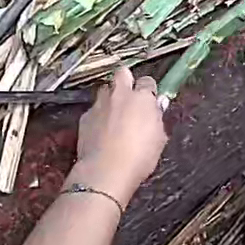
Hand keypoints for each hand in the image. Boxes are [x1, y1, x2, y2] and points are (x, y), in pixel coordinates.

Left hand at [71, 67, 167, 203]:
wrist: (106, 171)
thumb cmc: (140, 157)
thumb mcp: (159, 139)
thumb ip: (156, 119)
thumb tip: (155, 109)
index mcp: (142, 98)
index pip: (147, 81)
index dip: (148, 91)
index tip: (150, 102)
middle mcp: (120, 95)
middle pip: (122, 73)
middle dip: (126, 80)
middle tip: (130, 98)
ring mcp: (100, 104)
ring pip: (105, 90)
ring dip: (110, 98)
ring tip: (114, 115)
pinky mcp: (85, 117)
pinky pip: (93, 109)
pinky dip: (98, 116)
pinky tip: (101, 132)